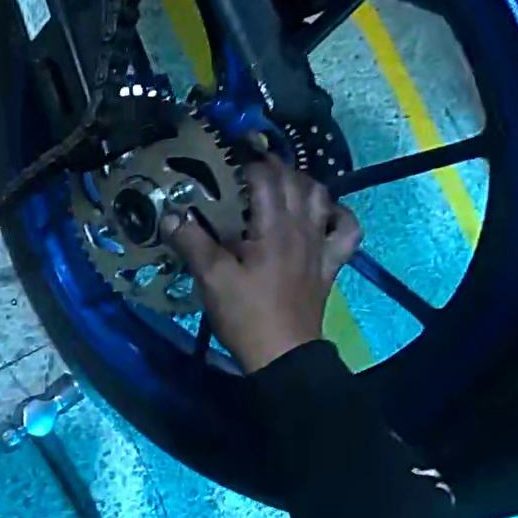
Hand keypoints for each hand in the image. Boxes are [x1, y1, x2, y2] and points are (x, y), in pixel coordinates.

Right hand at [163, 156, 362, 372]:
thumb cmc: (246, 315)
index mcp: (274, 228)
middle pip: (296, 182)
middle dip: (274, 165)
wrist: (283, 356)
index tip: (228, 160)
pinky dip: (339, 216)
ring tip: (282, 182)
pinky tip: (326, 214)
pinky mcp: (330, 266)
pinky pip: (346, 232)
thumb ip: (191, 242)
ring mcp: (320, 247)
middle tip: (249, 166)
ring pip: (322, 198)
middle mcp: (302, 229)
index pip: (266, 179)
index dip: (247, 163)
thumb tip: (170, 215)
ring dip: (304, 182)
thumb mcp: (211, 278)